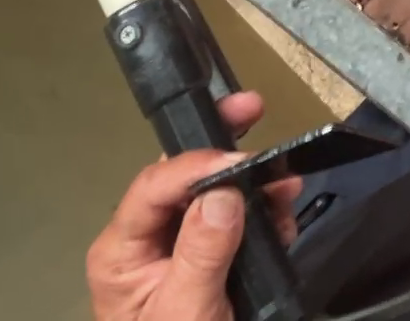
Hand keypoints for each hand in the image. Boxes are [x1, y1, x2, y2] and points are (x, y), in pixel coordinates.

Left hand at [88, 93, 301, 320]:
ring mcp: (178, 246)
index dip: (196, 165)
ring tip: (286, 185)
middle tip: (254, 109)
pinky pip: (234, 217)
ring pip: (212, 191)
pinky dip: (262, 210)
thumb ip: (202, 255)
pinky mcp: (209, 255)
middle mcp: (146, 239)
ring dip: (252, 182)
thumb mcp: (185, 318)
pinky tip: (284, 216)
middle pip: (180, 175)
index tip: (240, 159)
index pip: (154, 187)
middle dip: (220, 144)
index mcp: (123, 251)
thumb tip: (222, 192)